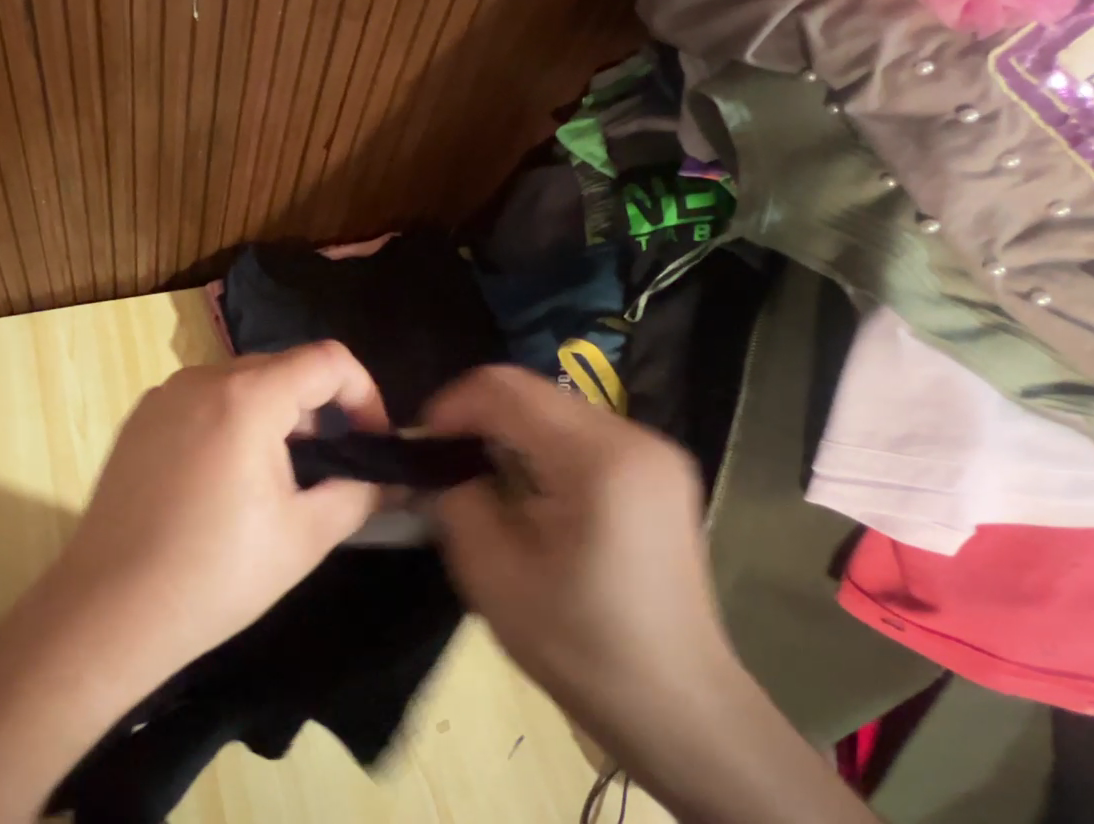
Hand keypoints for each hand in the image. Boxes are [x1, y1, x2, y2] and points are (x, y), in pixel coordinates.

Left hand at [48, 340, 386, 671]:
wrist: (111, 607)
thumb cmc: (216, 573)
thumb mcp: (305, 536)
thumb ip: (357, 492)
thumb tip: (380, 478)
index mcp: (246, 397)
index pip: (327, 360)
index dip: (364, 394)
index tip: (371, 441)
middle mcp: (200, 380)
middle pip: (281, 370)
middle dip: (317, 410)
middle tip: (329, 469)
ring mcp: (161, 398)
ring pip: (238, 386)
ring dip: (272, 419)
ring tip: (276, 481)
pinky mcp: (136, 422)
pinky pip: (200, 404)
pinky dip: (229, 425)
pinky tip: (223, 484)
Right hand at [421, 365, 728, 707]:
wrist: (673, 704)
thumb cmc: (577, 641)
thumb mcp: (490, 568)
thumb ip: (454, 494)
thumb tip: (436, 463)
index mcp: (599, 457)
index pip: (503, 388)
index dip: (449, 408)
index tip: (421, 449)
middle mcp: (635, 437)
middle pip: (530, 393)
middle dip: (475, 421)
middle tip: (443, 468)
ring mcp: (654, 453)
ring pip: (552, 410)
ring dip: (505, 435)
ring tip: (480, 484)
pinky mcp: (657, 473)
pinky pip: (578, 434)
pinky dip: (537, 450)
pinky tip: (526, 496)